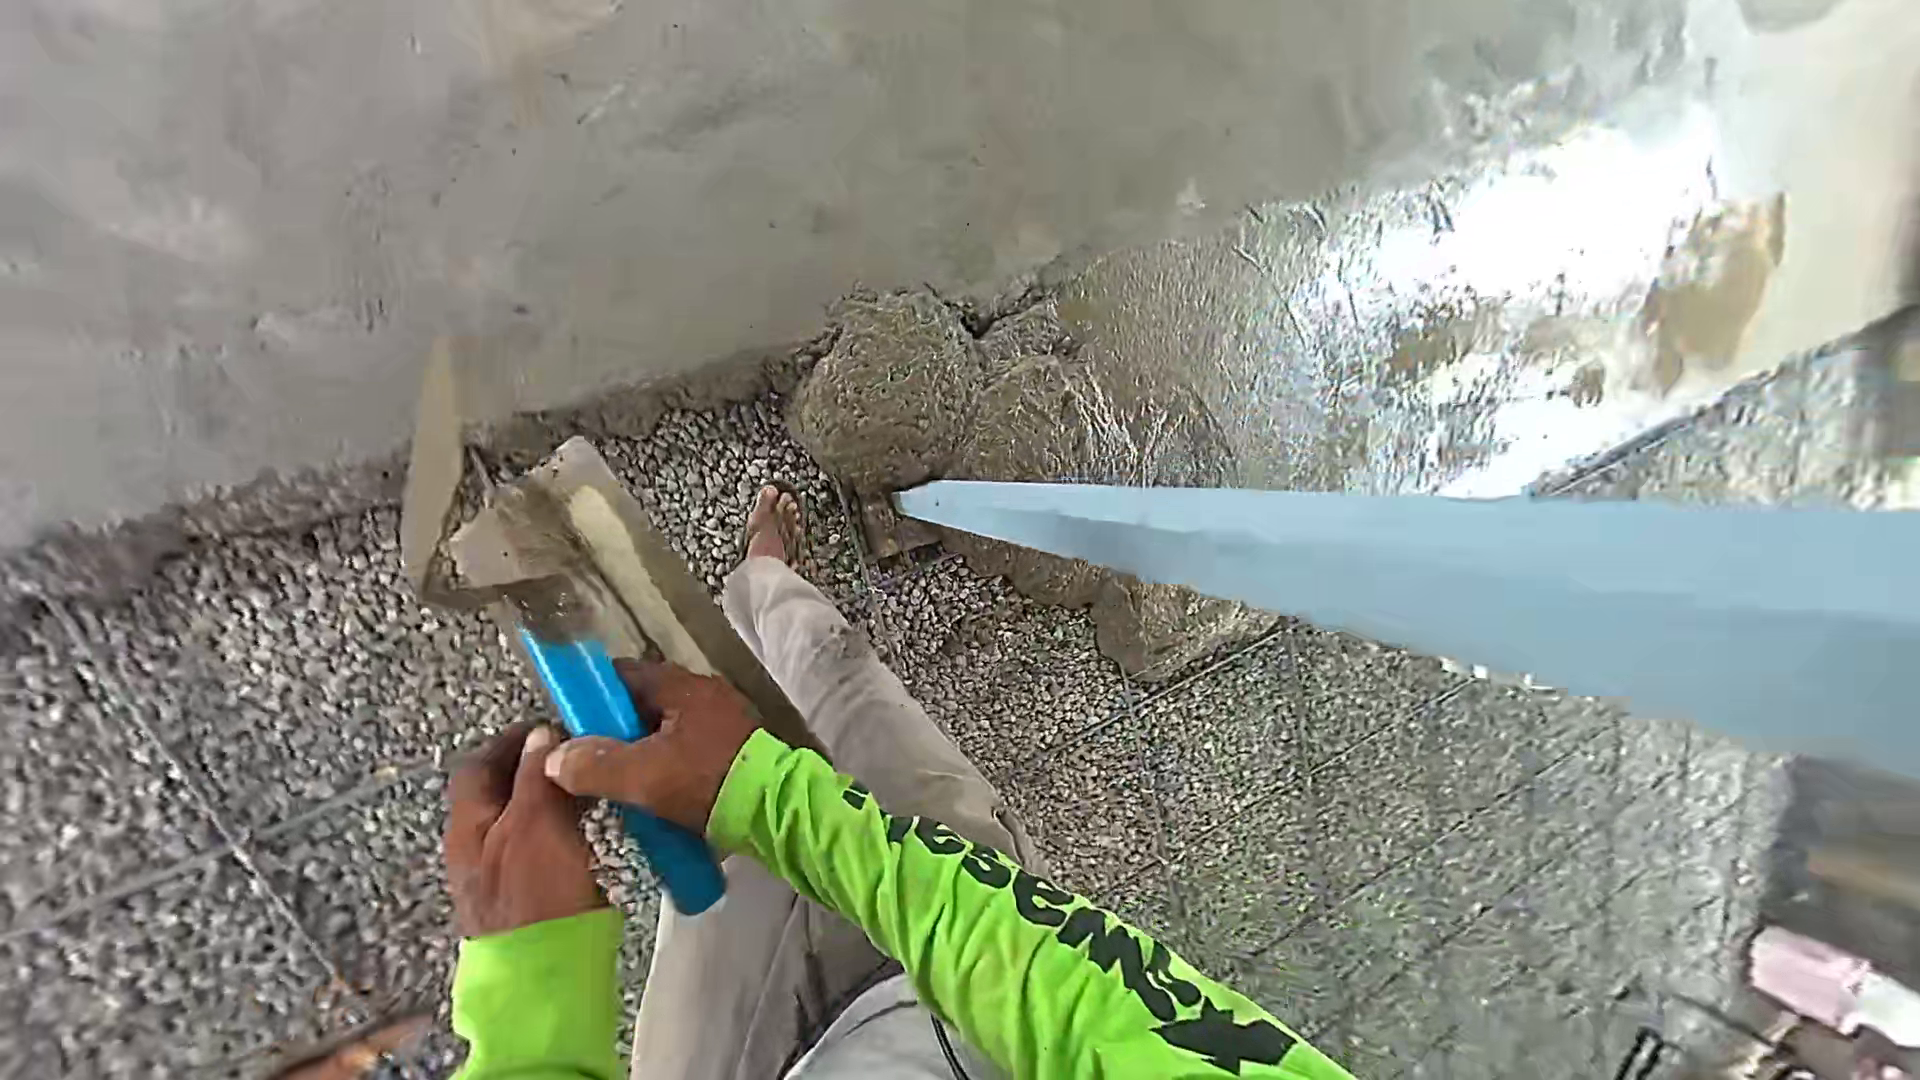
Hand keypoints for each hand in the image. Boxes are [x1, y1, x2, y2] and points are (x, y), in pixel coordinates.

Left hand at [444, 721, 604, 937]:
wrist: (547, 962)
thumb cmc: (536, 888)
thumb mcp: (535, 822)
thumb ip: (536, 775)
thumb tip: (541, 733)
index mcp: (471, 823)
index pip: (479, 764)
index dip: (511, 738)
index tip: (553, 722)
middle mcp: (483, 837)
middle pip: (507, 783)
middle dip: (542, 759)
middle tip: (584, 744)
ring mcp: (511, 858)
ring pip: (533, 804)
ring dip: (561, 783)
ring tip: (598, 769)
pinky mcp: (540, 873)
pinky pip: (553, 826)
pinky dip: (573, 809)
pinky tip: (601, 806)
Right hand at [543, 659, 758, 834]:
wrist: (770, 803)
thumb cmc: (704, 779)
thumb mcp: (642, 775)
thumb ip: (595, 763)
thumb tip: (556, 756)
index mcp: (683, 687)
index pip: (627, 674)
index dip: (593, 691)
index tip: (567, 715)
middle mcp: (705, 692)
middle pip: (646, 700)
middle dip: (615, 723)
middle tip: (585, 752)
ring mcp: (723, 716)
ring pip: (667, 723)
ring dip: (641, 743)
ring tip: (612, 772)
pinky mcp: (733, 741)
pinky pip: (687, 741)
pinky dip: (666, 755)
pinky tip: (651, 781)